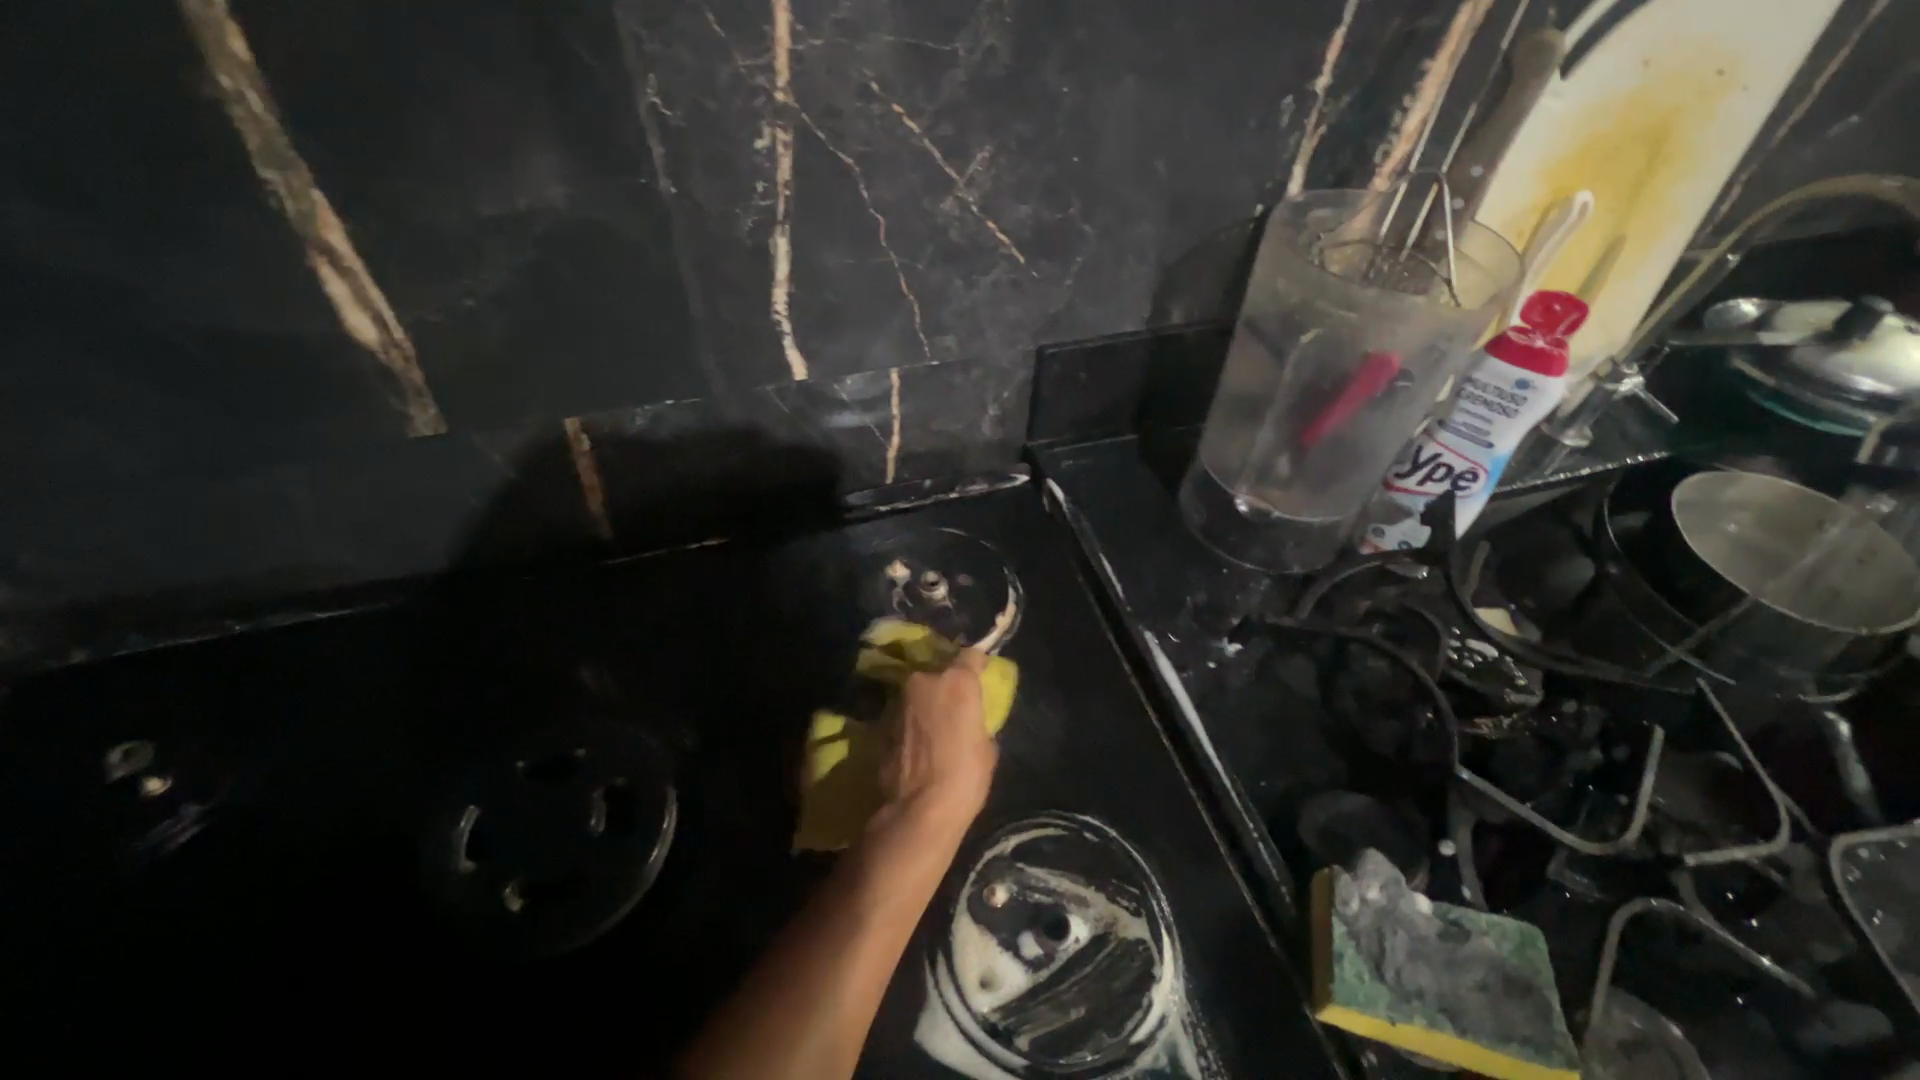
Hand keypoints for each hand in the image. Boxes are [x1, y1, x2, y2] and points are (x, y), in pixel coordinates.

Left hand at [879, 648, 996, 824]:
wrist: (919, 809)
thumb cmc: (965, 777)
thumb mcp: (986, 747)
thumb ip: (977, 722)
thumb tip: (969, 722)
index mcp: (958, 682)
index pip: (971, 656)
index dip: (977, 664)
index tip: (980, 672)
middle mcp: (925, 681)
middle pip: (940, 674)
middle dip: (946, 686)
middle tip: (954, 707)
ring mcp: (899, 700)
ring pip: (918, 694)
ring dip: (926, 704)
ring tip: (934, 728)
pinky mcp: (881, 721)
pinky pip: (903, 715)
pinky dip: (910, 723)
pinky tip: (916, 744)